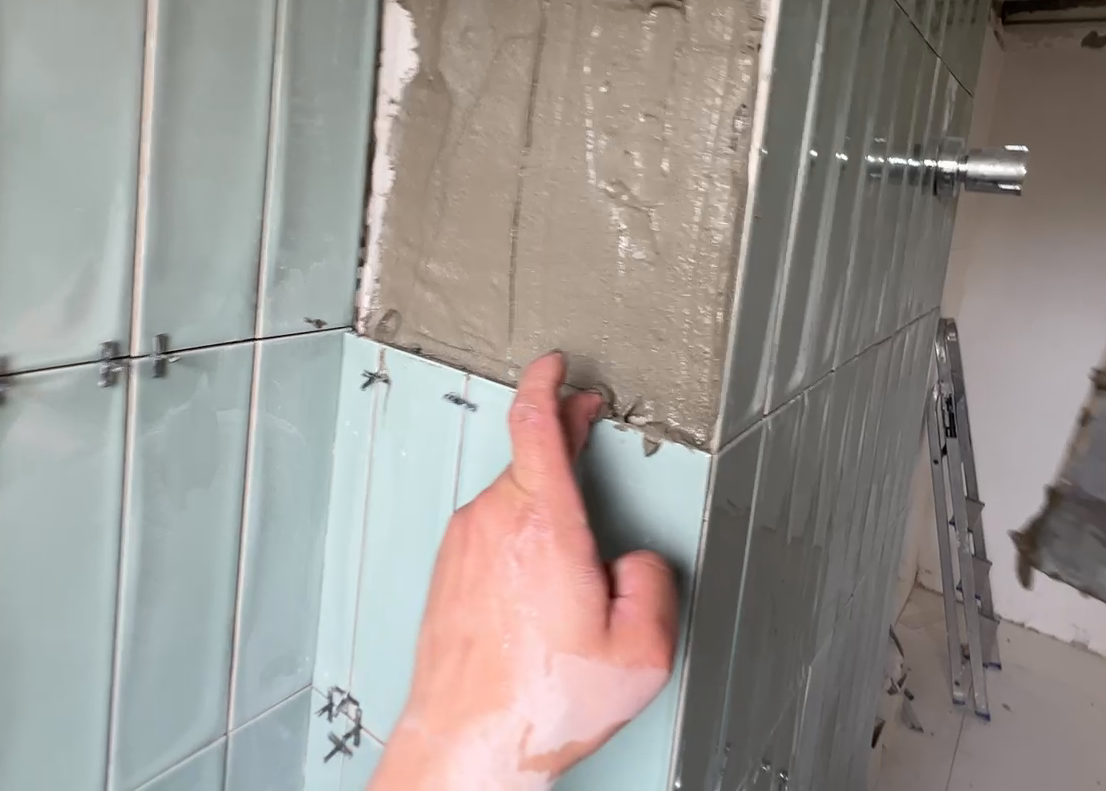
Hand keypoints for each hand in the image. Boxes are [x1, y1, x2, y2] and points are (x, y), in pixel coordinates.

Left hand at [369, 353, 679, 790]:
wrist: (466, 738)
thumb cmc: (540, 697)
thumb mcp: (639, 651)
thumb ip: (653, 581)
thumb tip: (636, 559)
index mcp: (542, 523)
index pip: (536, 422)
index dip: (548, 383)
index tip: (557, 366)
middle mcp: (495, 518)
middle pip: (532, 454)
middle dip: (564, 436)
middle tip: (585, 428)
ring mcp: (467, 538)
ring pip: (515, 493)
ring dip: (546, 497)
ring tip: (571, 552)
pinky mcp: (451, 560)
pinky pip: (494, 523)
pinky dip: (521, 527)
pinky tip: (537, 576)